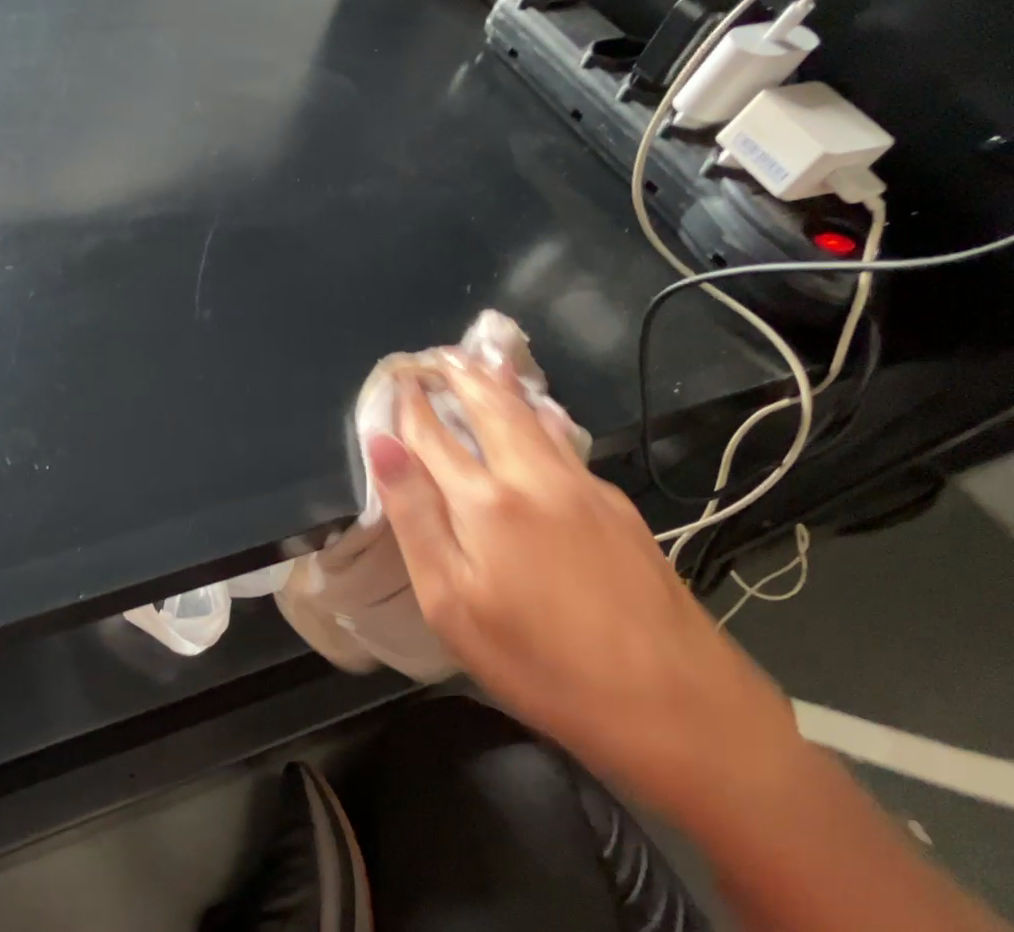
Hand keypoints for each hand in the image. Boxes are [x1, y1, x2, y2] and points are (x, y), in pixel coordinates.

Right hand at [369, 357, 803, 818]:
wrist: (676, 705)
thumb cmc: (539, 662)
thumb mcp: (451, 601)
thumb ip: (415, 516)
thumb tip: (382, 445)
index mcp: (485, 500)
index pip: (433, 434)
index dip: (409, 404)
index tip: (394, 377)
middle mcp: (535, 478)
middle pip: (492, 408)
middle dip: (459, 377)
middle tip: (435, 354)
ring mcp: (586, 490)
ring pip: (536, 419)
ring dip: (500, 387)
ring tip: (478, 364)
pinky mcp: (620, 511)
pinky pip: (565, 443)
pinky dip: (539, 417)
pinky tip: (536, 417)